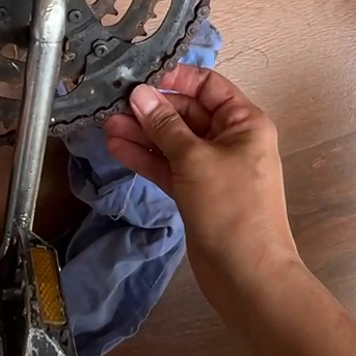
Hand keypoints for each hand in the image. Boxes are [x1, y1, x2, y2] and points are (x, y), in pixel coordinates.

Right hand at [104, 65, 299, 285]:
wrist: (247, 278)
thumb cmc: (230, 207)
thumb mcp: (194, 159)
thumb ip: (164, 125)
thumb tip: (139, 93)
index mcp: (243, 122)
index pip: (208, 85)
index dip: (176, 78)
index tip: (142, 77)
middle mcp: (229, 139)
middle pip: (186, 112)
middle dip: (151, 108)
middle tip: (115, 103)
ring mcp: (211, 166)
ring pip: (172, 140)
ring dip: (142, 132)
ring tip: (107, 124)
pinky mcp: (195, 191)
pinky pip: (168, 164)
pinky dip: (145, 156)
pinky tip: (117, 146)